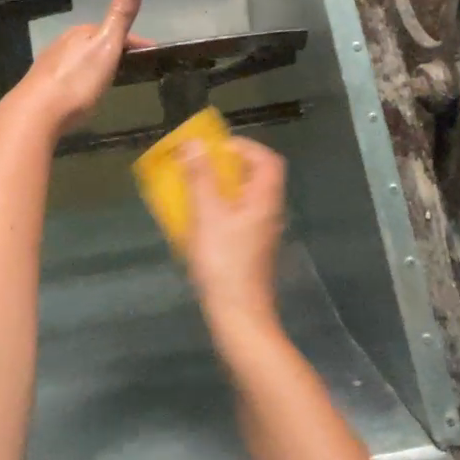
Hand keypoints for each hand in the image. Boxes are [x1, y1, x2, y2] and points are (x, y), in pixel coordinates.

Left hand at [9, 0, 150, 133]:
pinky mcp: (41, 85)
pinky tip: (82, 94)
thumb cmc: (77, 81)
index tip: (154, 56)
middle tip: (135, 71)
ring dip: (97, 66)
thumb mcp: (106, 46)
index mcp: (82, 32)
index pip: (116, 30)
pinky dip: (81, 79)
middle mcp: (63, 42)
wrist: (35, 114)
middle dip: (116, 52)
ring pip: (81, 58)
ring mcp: (49, 63)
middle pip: (97, 43)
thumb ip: (121, 14)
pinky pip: (68, 75)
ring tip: (111, 84)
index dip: (137, 43)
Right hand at [181, 137, 286, 337]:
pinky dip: (218, 211)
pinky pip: (236, 218)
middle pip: (255, 177)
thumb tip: (194, 144)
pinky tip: (196, 223)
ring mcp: (260, 234)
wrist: (238, 316)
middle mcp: (268, 213)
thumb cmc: (224, 261)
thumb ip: (201, 176)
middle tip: (198, 167)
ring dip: (219, 189)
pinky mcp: (250, 251)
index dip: (243, 147)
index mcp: (264, 199)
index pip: (267, 159)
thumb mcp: (208, 213)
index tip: (214, 149)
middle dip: (225, 167)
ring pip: (243, 198)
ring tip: (192, 190)